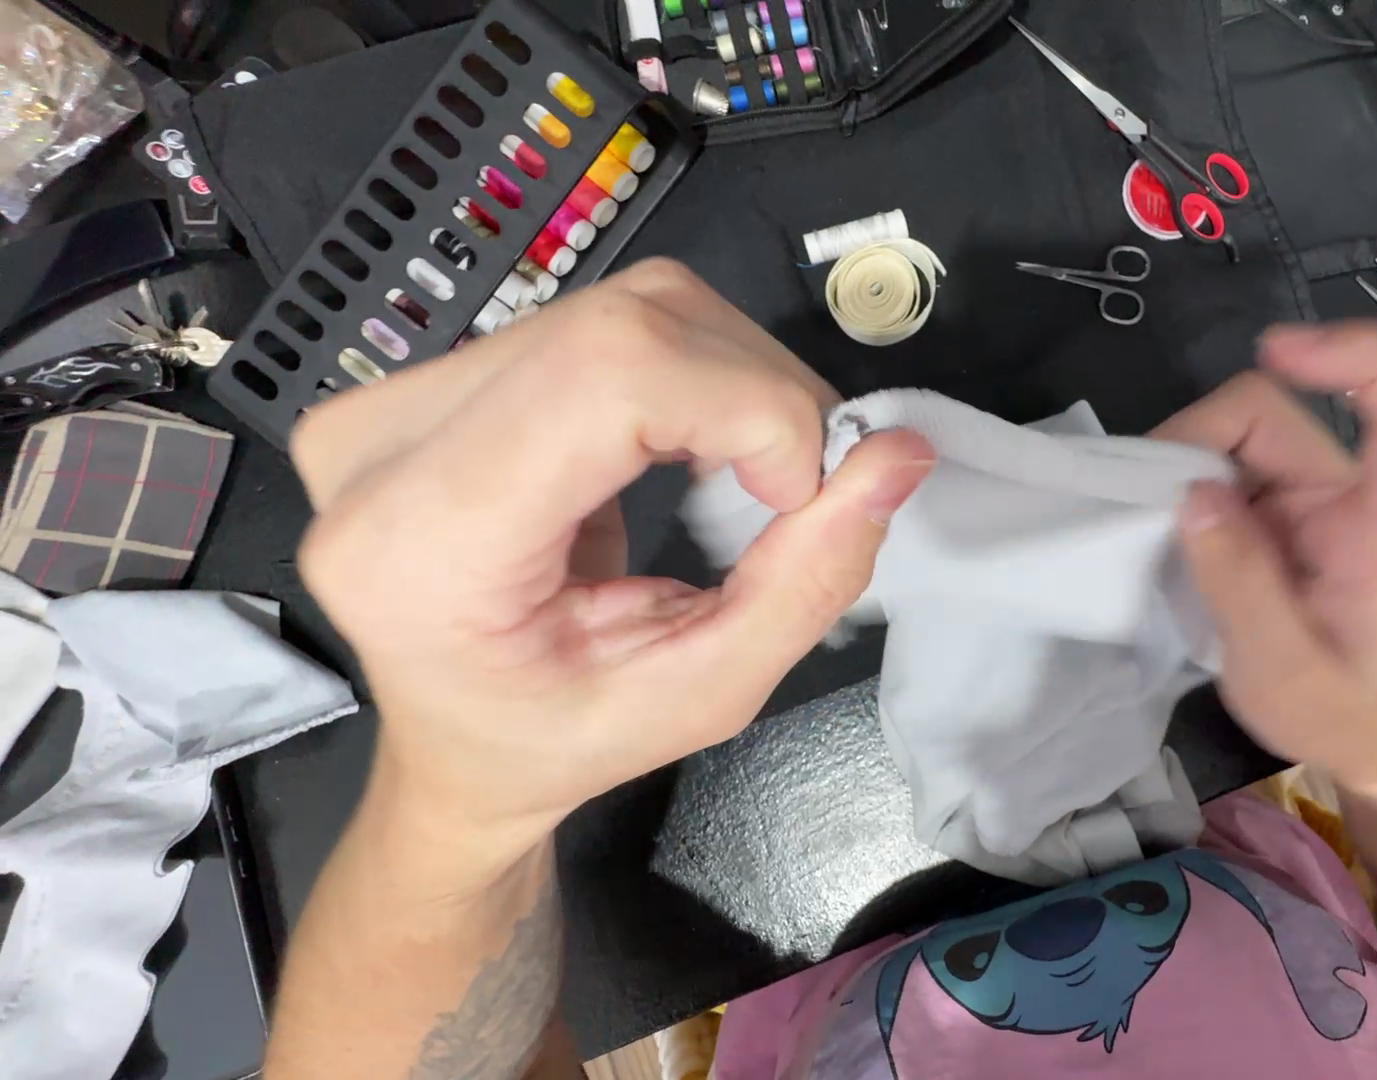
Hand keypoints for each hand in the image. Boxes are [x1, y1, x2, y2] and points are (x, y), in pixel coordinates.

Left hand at [292, 259, 933, 872]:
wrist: (460, 738)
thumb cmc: (568, 741)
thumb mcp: (711, 693)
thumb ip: (811, 580)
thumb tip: (901, 453)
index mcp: (426, 544)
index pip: (611, 376)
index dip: (751, 409)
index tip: (803, 494)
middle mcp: (385, 441)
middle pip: (629, 326)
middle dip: (764, 394)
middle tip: (802, 486)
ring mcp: (402, 395)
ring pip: (630, 308)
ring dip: (739, 378)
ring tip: (757, 468)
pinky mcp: (444, 377)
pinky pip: (609, 322)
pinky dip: (700, 371)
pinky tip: (701, 440)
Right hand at [1152, 324, 1376, 786]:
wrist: (1344, 732)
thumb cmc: (1331, 709)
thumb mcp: (1281, 669)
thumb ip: (1240, 584)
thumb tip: (1192, 493)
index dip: (1363, 362)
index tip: (1278, 351)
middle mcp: (1347, 494)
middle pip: (1277, 413)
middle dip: (1199, 437)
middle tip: (1147, 499)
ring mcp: (1305, 494)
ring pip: (1236, 430)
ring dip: (1181, 459)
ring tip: (1151, 520)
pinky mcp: (1269, 504)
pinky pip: (1217, 460)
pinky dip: (1178, 475)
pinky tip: (1162, 518)